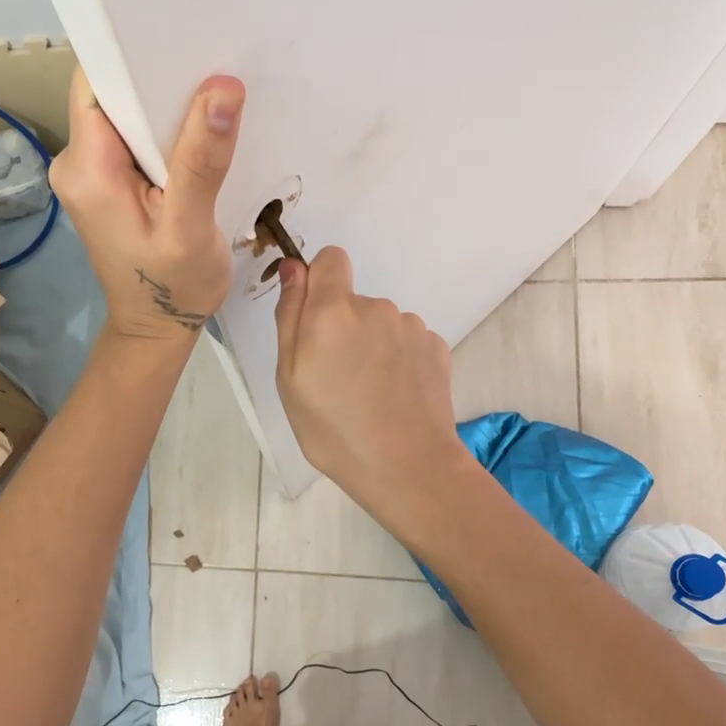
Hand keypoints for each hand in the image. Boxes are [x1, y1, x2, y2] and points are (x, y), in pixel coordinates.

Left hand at [49, 66, 244, 340]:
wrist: (156, 329)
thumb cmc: (173, 286)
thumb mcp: (191, 227)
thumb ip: (201, 160)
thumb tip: (222, 88)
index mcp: (88, 168)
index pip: (98, 82)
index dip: (134, 53)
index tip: (183, 35)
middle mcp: (76, 163)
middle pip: (111, 94)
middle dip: (158, 78)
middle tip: (212, 64)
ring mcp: (89, 174)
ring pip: (124, 114)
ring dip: (164, 106)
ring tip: (211, 97)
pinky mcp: (105, 184)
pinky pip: (131, 139)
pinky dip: (163, 133)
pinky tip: (197, 133)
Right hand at [273, 247, 464, 512]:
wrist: (406, 466)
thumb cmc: (333, 429)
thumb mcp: (289, 379)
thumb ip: (290, 317)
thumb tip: (294, 269)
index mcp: (332, 311)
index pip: (331, 259)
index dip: (319, 282)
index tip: (312, 320)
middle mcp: (375, 308)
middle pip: (353, 302)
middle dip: (342, 328)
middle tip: (335, 380)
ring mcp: (411, 327)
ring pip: (381, 326)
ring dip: (371, 347)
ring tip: (368, 395)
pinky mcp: (436, 349)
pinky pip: (407, 344)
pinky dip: (398, 363)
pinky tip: (394, 398)